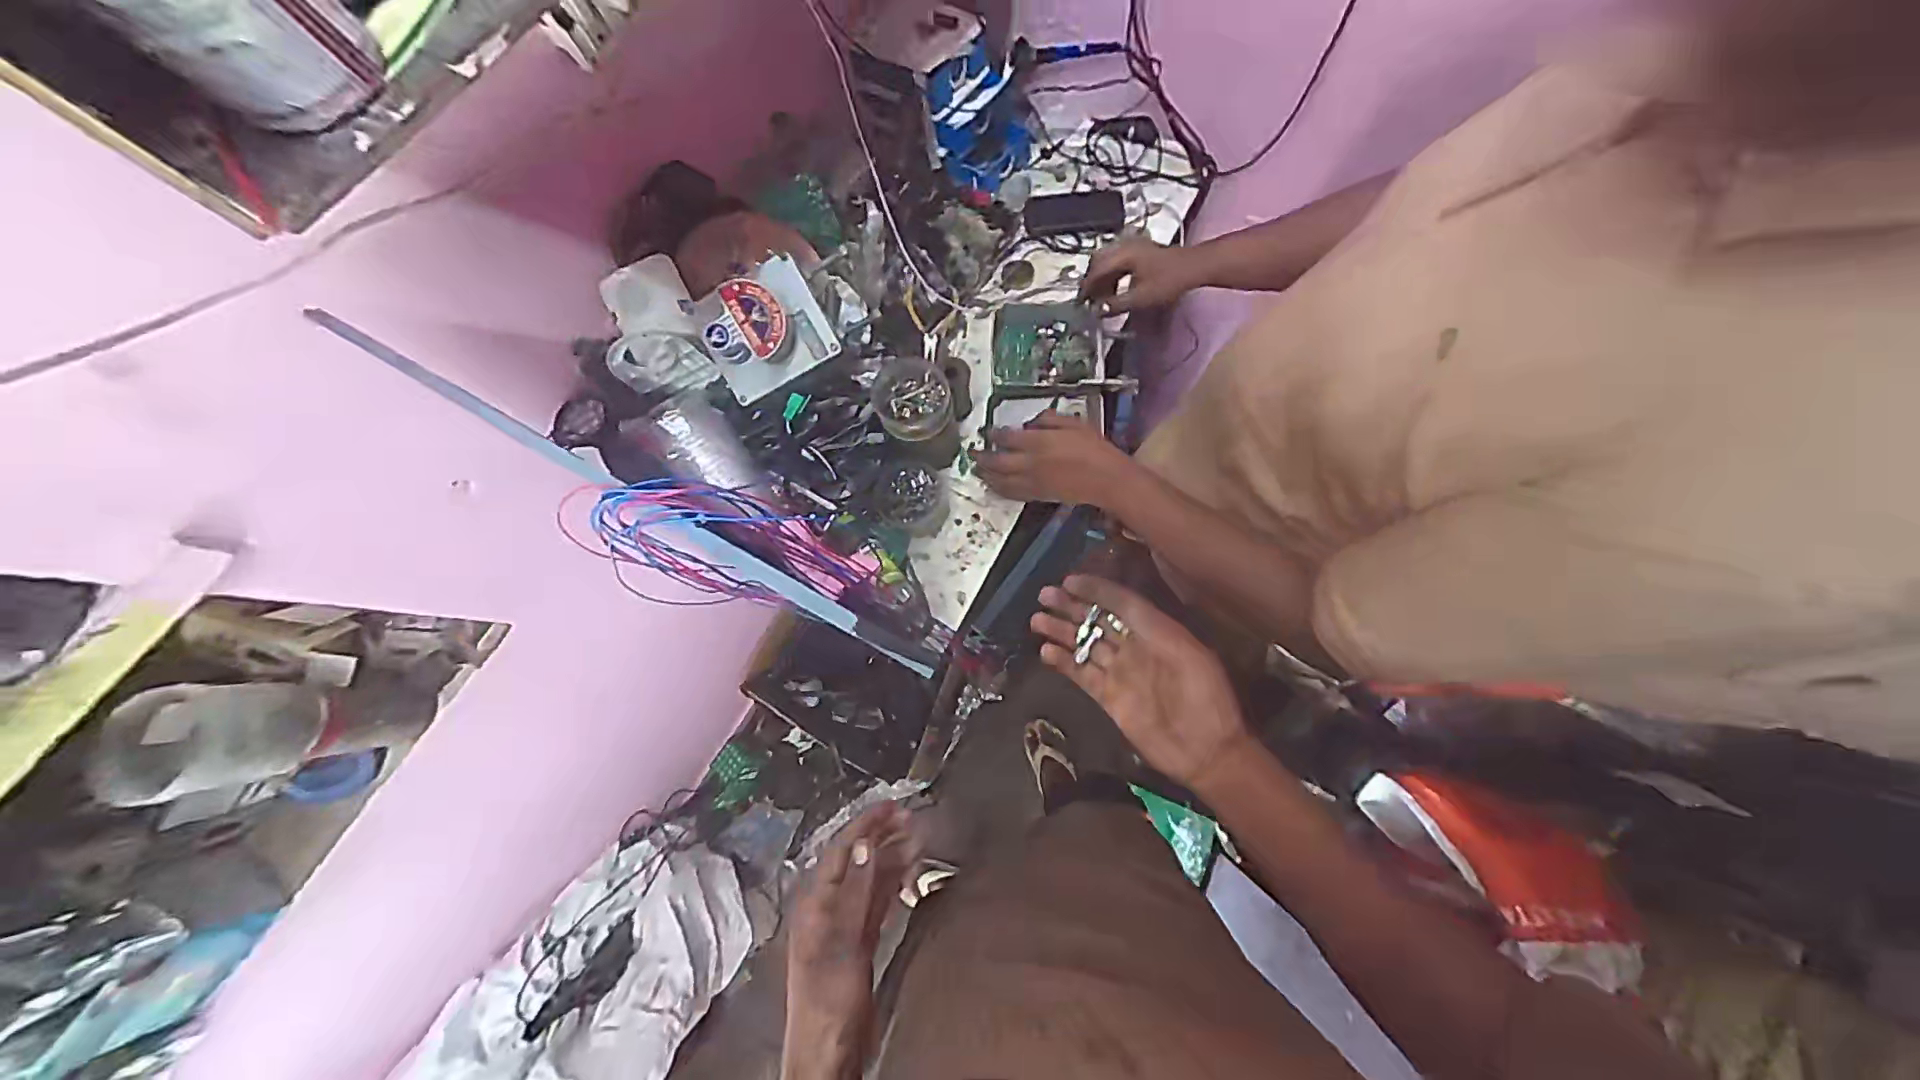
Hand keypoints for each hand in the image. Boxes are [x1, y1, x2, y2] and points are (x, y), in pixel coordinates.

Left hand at [782, 802, 920, 1079]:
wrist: (829, 1052)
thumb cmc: (829, 1001)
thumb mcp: (843, 943)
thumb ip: (854, 892)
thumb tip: (863, 845)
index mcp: (815, 903)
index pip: (841, 850)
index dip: (866, 825)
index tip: (890, 807)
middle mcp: (828, 907)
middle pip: (856, 860)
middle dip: (881, 835)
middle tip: (909, 816)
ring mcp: (844, 923)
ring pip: (869, 878)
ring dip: (891, 856)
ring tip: (917, 836)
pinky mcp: (859, 939)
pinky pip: (877, 900)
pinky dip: (893, 882)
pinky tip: (908, 871)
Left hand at [976, 412, 1136, 505]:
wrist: (1107, 480)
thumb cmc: (1095, 449)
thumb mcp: (1075, 424)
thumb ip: (1050, 420)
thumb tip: (1032, 421)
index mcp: (1039, 442)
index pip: (1007, 437)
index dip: (994, 435)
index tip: (987, 432)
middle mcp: (1030, 462)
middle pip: (997, 461)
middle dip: (981, 457)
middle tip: (972, 453)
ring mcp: (1032, 481)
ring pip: (1000, 480)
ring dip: (985, 474)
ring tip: (976, 470)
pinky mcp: (1037, 496)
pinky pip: (1012, 493)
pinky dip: (999, 489)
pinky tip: (994, 486)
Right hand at [1032, 575, 1256, 793]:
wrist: (1207, 752)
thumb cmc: (1206, 699)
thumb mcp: (1187, 653)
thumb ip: (1154, 627)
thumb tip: (1120, 604)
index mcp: (1157, 632)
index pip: (1121, 603)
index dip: (1096, 590)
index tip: (1069, 581)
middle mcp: (1135, 647)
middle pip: (1098, 620)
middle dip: (1071, 606)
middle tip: (1045, 595)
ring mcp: (1120, 673)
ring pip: (1084, 644)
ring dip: (1061, 630)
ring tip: (1037, 620)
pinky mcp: (1108, 697)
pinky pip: (1081, 674)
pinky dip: (1064, 662)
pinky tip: (1046, 652)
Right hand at [1081, 236, 1203, 313]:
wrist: (1195, 267)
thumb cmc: (1169, 281)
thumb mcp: (1141, 297)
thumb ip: (1116, 305)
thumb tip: (1098, 311)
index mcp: (1122, 254)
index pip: (1096, 270)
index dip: (1087, 288)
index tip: (1081, 303)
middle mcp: (1125, 245)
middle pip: (1098, 261)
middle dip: (1092, 281)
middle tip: (1089, 300)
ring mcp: (1133, 246)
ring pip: (1107, 261)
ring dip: (1102, 279)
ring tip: (1102, 298)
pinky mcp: (1140, 251)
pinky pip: (1117, 261)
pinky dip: (1112, 275)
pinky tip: (1114, 289)